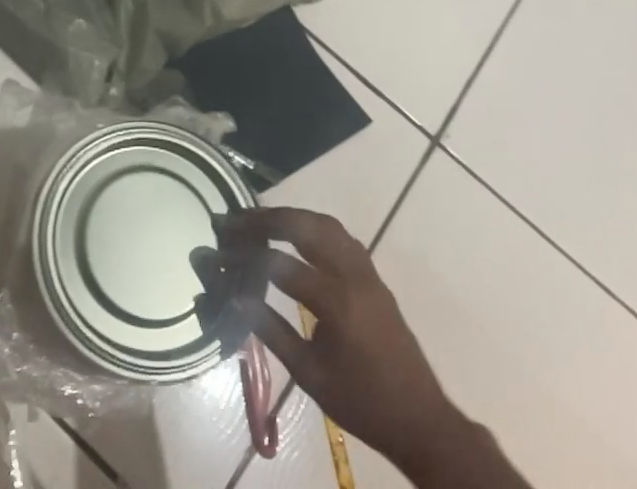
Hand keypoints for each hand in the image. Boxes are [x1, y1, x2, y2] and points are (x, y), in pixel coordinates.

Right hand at [211, 207, 459, 466]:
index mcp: (337, 302)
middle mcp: (354, 277)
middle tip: (232, 221)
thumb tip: (231, 298)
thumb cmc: (361, 402)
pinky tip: (294, 237)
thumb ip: (270, 329)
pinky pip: (342, 238)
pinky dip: (313, 228)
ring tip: (257, 221)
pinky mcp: (374, 280)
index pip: (280, 265)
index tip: (216, 254)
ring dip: (291, 217)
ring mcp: (369, 275)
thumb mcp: (308, 372)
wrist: (419, 419)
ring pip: (327, 226)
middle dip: (266, 220)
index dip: (244, 257)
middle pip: (307, 227)